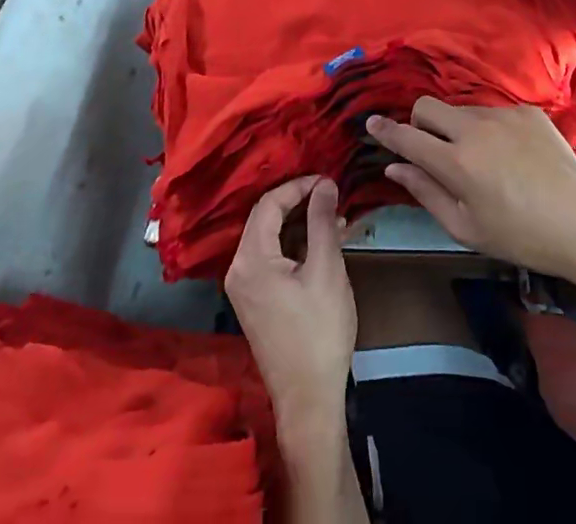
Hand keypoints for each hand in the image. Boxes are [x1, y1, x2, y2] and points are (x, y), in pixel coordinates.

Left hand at [225, 177, 355, 426]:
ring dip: (301, 225)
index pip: (268, 204)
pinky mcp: (255, 300)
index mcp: (250, 259)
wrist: (308, 395)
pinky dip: (295, 246)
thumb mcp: (326, 270)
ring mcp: (244, 287)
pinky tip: (323, 244)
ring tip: (337, 219)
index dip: (298, 186)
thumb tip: (325, 184)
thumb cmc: (319, 330)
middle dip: (300, 203)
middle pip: (265, 219)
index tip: (329, 180)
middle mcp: (238, 269)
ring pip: (270, 239)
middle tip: (333, 196)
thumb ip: (323, 222)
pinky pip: (272, 258)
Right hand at [366, 100, 575, 280]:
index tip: (372, 124)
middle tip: (431, 150)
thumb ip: (426, 192)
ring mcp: (505, 115)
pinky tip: (510, 157)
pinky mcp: (529, 112)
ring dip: (456, 128)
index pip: (407, 136)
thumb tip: (395, 169)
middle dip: (419, 123)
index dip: (385, 130)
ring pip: (461, 110)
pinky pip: (494, 113)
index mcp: (456, 161)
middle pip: (428, 106)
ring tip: (480, 161)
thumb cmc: (519, 236)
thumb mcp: (465, 226)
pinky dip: (490, 130)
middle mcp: (476, 128)